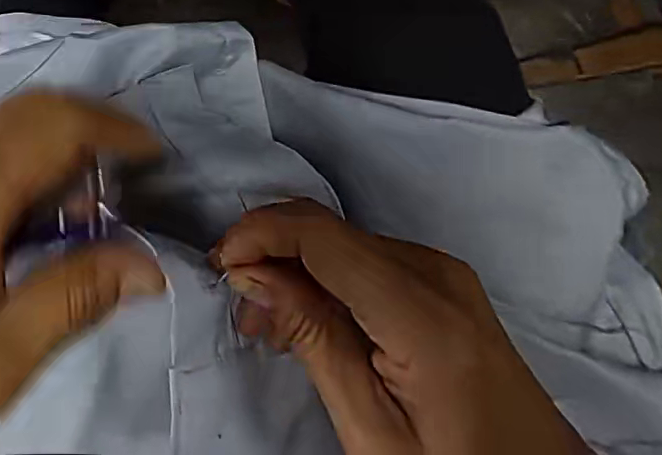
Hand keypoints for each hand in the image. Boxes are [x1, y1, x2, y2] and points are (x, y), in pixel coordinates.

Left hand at [0, 91, 166, 454]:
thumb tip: (150, 266)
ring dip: (58, 145)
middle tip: (129, 177)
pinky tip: (34, 210)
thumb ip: (79, 292)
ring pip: (10, 123)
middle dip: (93, 132)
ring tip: (88, 201)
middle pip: (38, 110)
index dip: (118, 131)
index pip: (63, 124)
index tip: (155, 154)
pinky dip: (24, 158)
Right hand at [213, 199, 588, 454]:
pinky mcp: (442, 277)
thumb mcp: (372, 431)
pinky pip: (369, 258)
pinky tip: (312, 315)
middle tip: (238, 305)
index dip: (262, 233)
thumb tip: (253, 274)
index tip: (219, 263)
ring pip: (345, 242)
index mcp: (422, 309)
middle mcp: (433, 267)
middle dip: (272, 251)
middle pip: (331, 232)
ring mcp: (442, 267)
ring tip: (269, 322)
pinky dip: (329, 275)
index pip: (324, 237)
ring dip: (297, 265)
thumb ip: (313, 340)